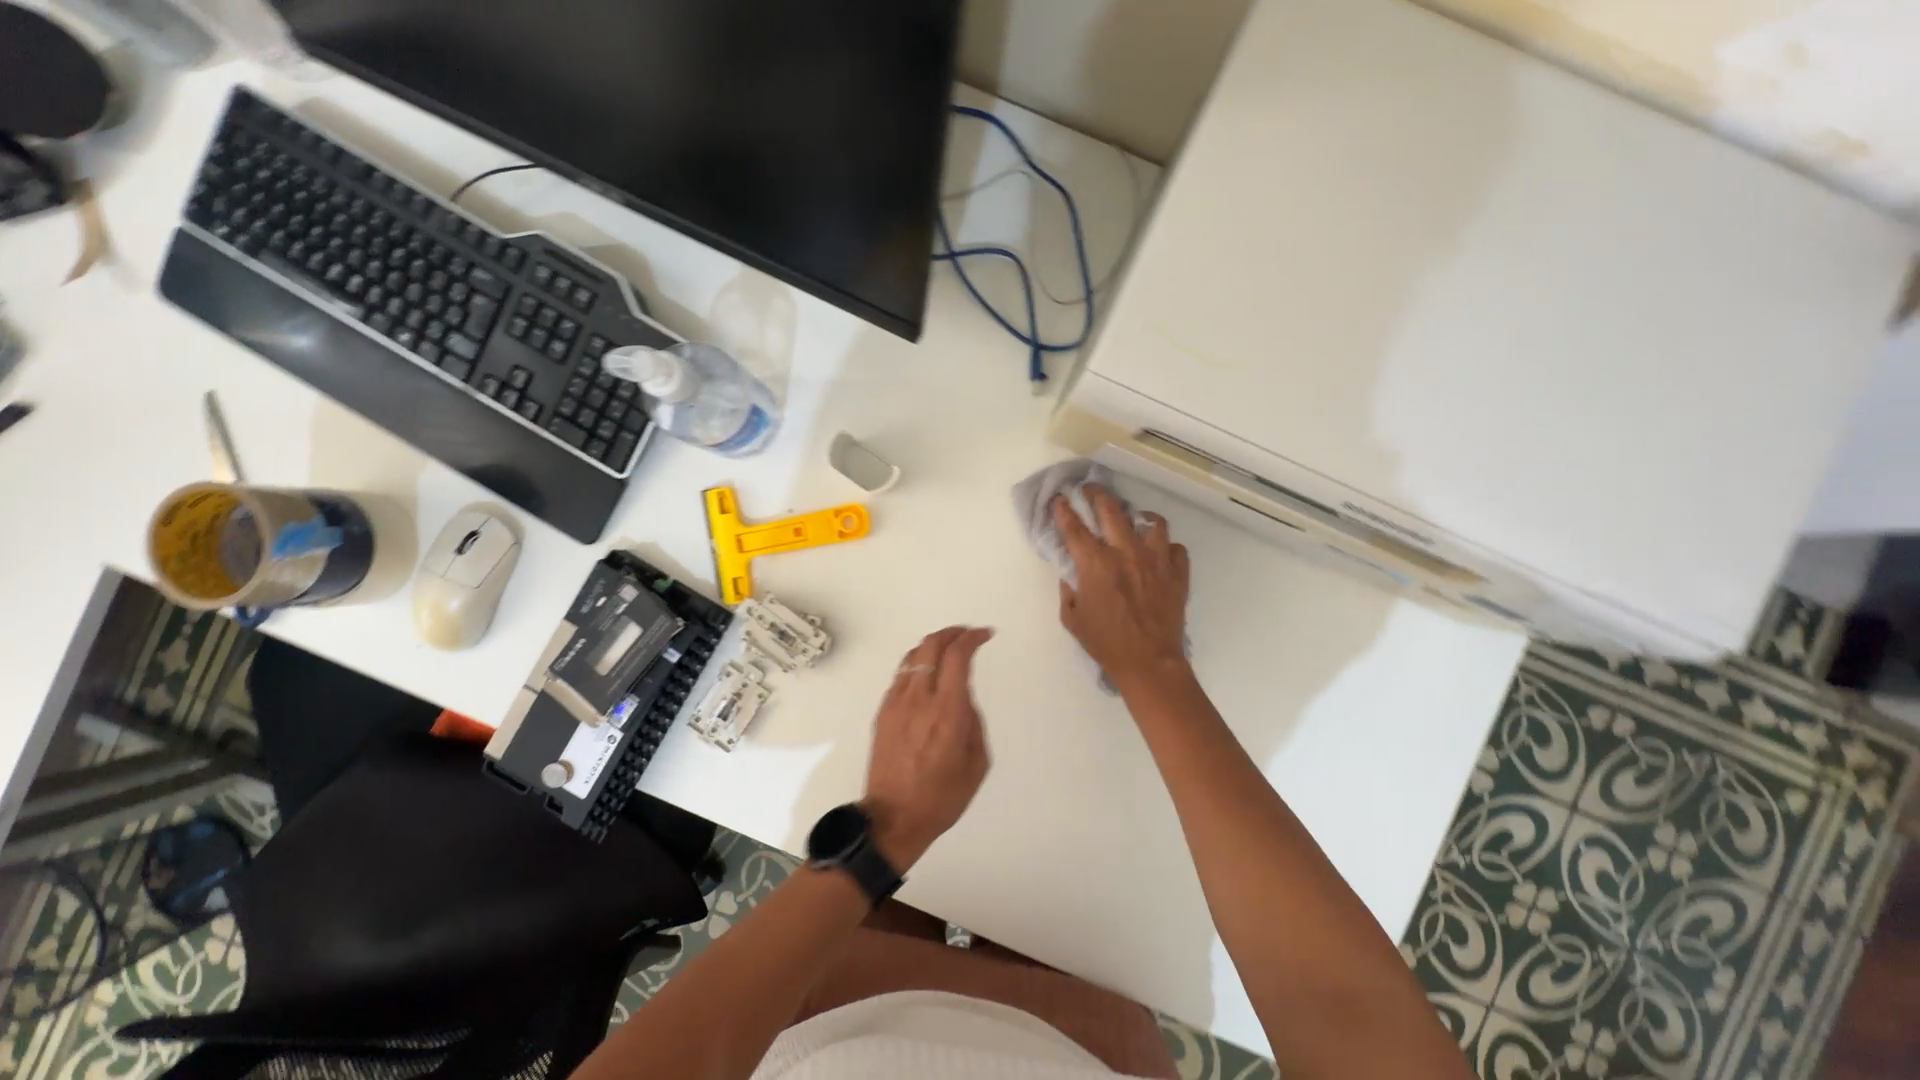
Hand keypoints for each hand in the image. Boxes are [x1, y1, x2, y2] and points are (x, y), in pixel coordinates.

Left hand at [863, 626, 994, 869]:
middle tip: (967, 635)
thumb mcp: (976, 763)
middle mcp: (919, 699)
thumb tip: (964, 701)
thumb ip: (973, 723)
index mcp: (947, 711)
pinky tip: (926, 675)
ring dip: (933, 645)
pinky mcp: (883, 713)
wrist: (893, 819)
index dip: (972, 638)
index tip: (985, 635)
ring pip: (913, 656)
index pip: (957, 656)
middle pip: (931, 645)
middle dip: (952, 633)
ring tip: (948, 650)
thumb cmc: (942, 797)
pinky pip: (901, 676)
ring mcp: (896, 704)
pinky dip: (917, 664)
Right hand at [1054, 485, 1191, 693]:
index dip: (1063, 510)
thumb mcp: (1073, 619)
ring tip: (1135, 521)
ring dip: (1141, 518)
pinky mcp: (1177, 574)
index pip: (1074, 527)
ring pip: (1153, 522)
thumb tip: (1072, 573)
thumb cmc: (1106, 643)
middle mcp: (1126, 553)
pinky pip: (1177, 549)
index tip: (1059, 499)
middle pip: (1111, 510)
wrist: (1149, 662)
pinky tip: (1160, 554)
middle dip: (1097, 495)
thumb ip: (1069, 590)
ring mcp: (1156, 561)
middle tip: (1091, 491)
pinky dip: (1167, 548)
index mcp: (1096, 564)